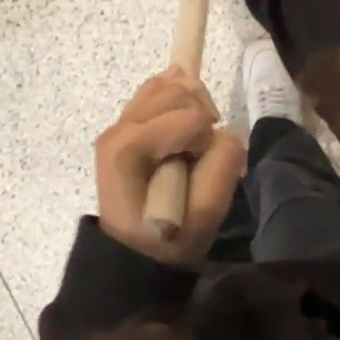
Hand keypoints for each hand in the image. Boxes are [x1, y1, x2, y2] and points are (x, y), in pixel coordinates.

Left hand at [95, 68, 245, 266]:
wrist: (133, 256)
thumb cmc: (170, 238)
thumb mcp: (206, 213)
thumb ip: (222, 164)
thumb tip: (222, 132)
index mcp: (131, 149)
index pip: (189, 116)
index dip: (206, 139)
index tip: (201, 166)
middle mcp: (117, 129)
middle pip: (177, 90)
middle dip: (200, 114)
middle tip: (201, 150)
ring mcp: (116, 125)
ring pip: (166, 84)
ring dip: (189, 105)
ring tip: (191, 139)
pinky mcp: (122, 126)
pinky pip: (155, 91)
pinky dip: (176, 101)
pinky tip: (181, 126)